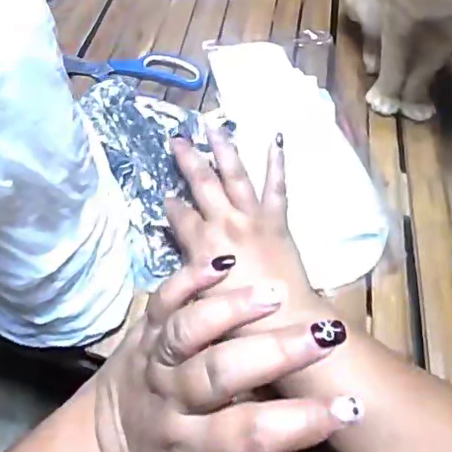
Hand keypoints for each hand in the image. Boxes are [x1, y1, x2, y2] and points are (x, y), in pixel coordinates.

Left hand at [90, 258, 360, 451]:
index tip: (347, 407)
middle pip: (219, 374)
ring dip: (233, 308)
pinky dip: (189, 278)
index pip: (247, 436)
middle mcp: (170, 397)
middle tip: (324, 336)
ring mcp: (154, 354)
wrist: (103, 437)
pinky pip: (164, 296)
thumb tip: (309, 435)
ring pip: (189, 329)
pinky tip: (223, 263)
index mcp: (190, 444)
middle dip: (275, 354)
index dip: (299, 424)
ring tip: (276, 293)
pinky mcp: (145, 322)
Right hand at [165, 130, 335, 335]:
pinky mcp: (277, 220)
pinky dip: (276, 162)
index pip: (179, 216)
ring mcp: (253, 217)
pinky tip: (276, 139)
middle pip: (202, 183)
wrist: (287, 321)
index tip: (164, 196)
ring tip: (214, 126)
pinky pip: (276, 187)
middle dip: (188, 160)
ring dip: (224, 150)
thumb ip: (188, 276)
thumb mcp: (199, 303)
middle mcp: (225, 222)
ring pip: (235, 175)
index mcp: (203, 244)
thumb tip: (179, 261)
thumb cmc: (239, 325)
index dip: (170, 206)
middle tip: (177, 138)